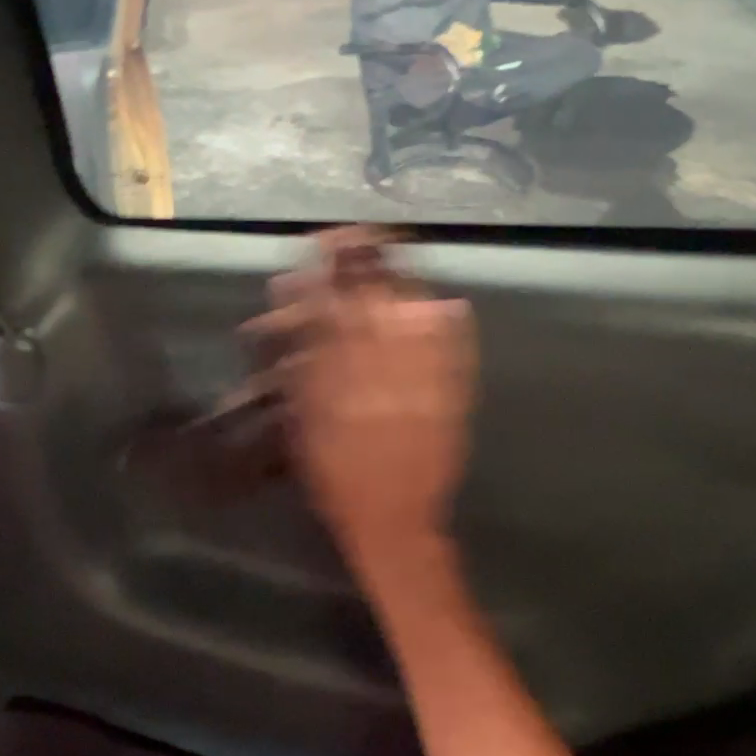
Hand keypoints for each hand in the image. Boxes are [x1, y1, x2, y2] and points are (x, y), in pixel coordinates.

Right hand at [253, 229, 476, 569]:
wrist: (394, 523)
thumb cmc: (338, 483)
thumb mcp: (307, 431)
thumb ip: (304, 378)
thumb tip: (300, 329)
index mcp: (338, 384)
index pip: (328, 313)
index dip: (326, 273)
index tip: (323, 242)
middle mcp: (379, 376)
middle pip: (372, 305)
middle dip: (363, 263)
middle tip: (359, 232)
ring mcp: (421, 384)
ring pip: (412, 320)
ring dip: (402, 281)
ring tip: (397, 251)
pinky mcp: (452, 398)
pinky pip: (455, 353)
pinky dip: (451, 325)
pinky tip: (448, 303)